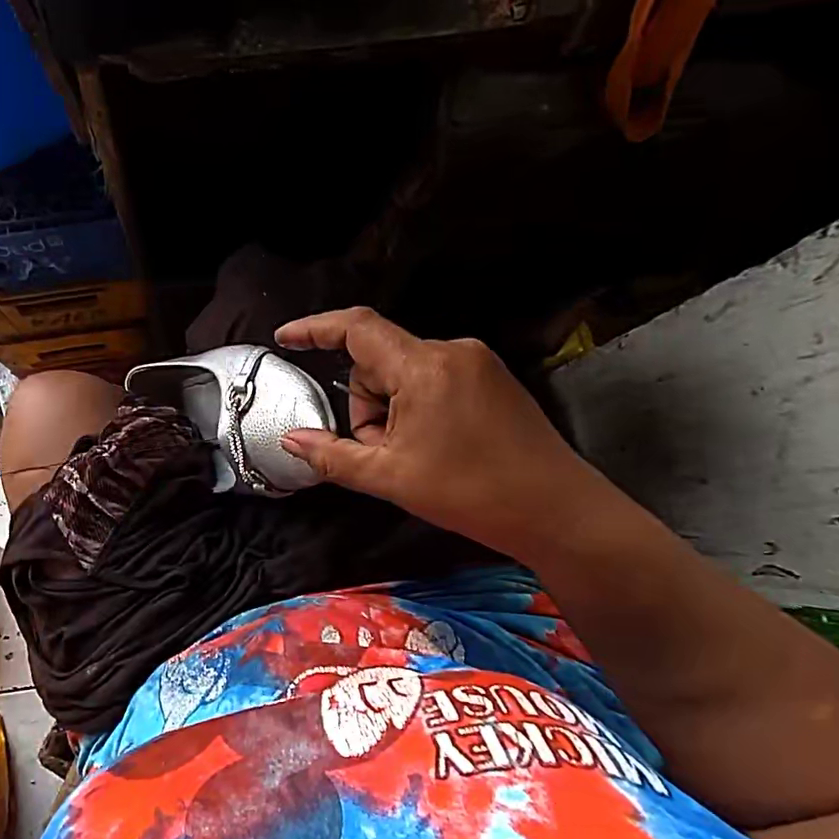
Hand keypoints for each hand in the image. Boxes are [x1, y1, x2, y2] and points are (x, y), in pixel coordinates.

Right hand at [274, 307, 605, 555]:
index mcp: (423, 367)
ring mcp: (476, 363)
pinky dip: (417, 410)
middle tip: (382, 453)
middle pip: (379, 362)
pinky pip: (432, 382)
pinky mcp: (491, 379)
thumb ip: (331, 455)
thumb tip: (293, 441)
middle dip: (366, 407)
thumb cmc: (469, 492)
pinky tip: (435, 447)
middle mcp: (452, 351)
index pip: (357, 328)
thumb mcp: (388, 477)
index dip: (315, 328)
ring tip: (414, 457)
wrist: (552, 509)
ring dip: (392, 413)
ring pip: (405, 375)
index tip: (286, 337)